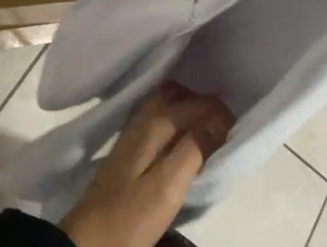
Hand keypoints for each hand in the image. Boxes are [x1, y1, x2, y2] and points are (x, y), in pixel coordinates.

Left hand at [59, 82, 234, 246]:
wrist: (89, 238)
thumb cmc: (131, 215)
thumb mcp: (167, 188)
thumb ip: (193, 150)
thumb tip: (220, 119)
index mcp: (153, 124)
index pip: (194, 103)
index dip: (218, 111)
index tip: (238, 127)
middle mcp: (141, 118)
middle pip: (176, 94)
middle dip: (203, 102)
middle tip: (225, 125)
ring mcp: (131, 131)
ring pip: (164, 102)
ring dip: (188, 106)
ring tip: (208, 128)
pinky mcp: (127, 147)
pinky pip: (156, 116)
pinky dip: (174, 116)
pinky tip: (182, 136)